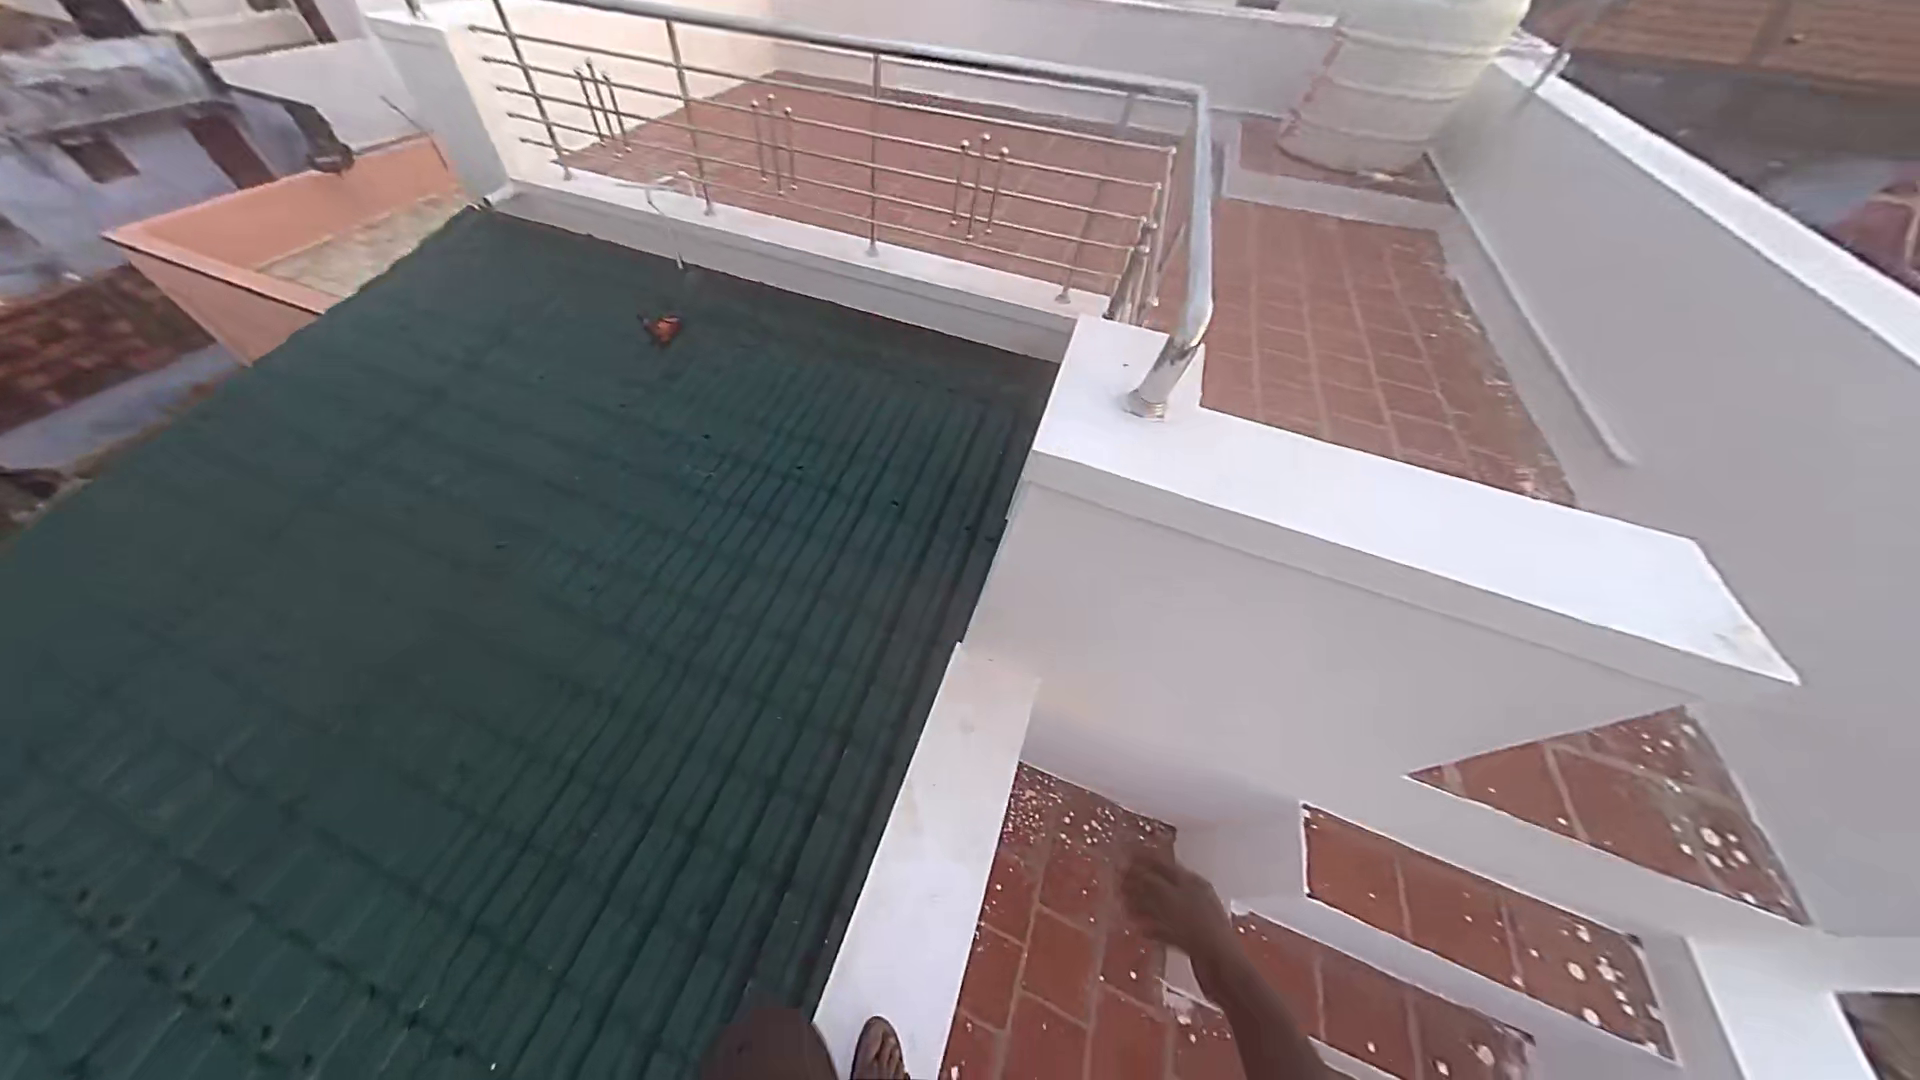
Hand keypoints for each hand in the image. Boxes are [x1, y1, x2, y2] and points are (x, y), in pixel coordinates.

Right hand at [1122, 854, 1235, 964]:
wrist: (1224, 971)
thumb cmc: (1197, 929)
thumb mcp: (1168, 899)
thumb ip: (1148, 882)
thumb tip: (1131, 870)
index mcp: (1192, 882)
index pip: (1163, 864)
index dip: (1142, 860)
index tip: (1123, 858)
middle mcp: (1194, 896)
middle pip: (1162, 884)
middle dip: (1140, 884)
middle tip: (1119, 885)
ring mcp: (1195, 919)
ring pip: (1163, 907)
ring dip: (1144, 906)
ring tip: (1126, 908)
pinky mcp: (1193, 942)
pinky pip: (1168, 929)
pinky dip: (1154, 928)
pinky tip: (1142, 931)